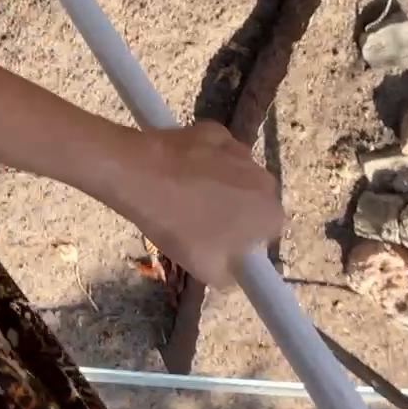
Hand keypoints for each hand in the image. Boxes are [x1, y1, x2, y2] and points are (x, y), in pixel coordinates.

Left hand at [96, 122, 283, 287]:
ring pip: (233, 172)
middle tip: (195, 217)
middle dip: (232, 208)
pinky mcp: (212, 130)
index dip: (242, 239)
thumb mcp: (204, 269)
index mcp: (271, 215)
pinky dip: (199, 156)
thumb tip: (231, 275)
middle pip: (252, 199)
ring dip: (216, 181)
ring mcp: (238, 149)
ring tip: (179, 192)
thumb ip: (229, 278)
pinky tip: (175, 166)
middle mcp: (265, 179)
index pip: (266, 233)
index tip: (216, 240)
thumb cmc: (175, 224)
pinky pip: (211, 149)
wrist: (136, 174)